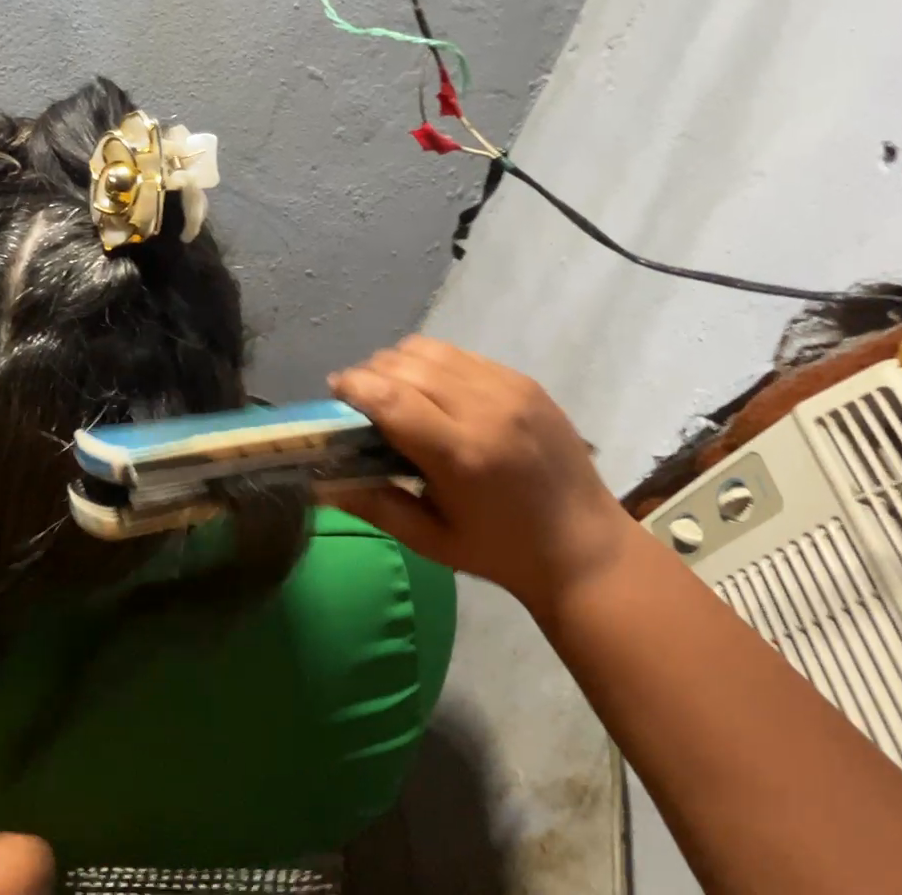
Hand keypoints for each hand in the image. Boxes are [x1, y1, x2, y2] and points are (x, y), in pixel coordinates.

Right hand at [325, 336, 635, 616]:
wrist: (584, 547)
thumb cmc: (497, 551)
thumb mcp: (427, 538)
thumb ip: (370, 504)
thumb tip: (317, 483)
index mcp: (462, 454)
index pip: (390, 397)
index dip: (353, 386)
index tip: (334, 392)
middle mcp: (487, 410)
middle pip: (405, 365)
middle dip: (370, 374)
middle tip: (358, 399)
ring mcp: (511, 389)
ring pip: (431, 350)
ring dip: (398, 364)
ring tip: (390, 390)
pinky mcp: (525, 381)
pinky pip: (460, 354)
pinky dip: (432, 364)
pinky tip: (429, 391)